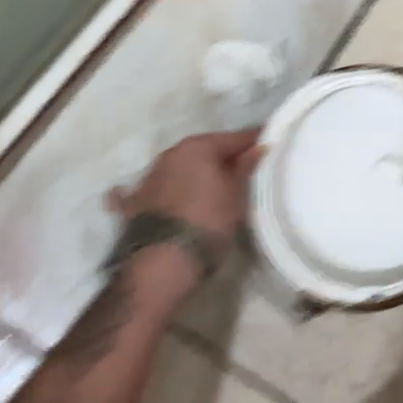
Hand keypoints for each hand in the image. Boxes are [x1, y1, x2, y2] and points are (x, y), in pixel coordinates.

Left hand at [105, 128, 262, 308]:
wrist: (161, 263)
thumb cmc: (208, 221)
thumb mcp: (235, 195)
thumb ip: (246, 168)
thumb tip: (258, 147)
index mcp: (197, 146)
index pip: (233, 139)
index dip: (252, 142)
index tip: (267, 145)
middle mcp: (170, 154)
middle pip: (204, 152)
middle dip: (223, 158)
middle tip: (244, 170)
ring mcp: (149, 177)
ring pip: (179, 168)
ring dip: (194, 173)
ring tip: (212, 185)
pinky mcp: (135, 203)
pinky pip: (150, 191)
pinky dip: (157, 191)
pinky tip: (150, 195)